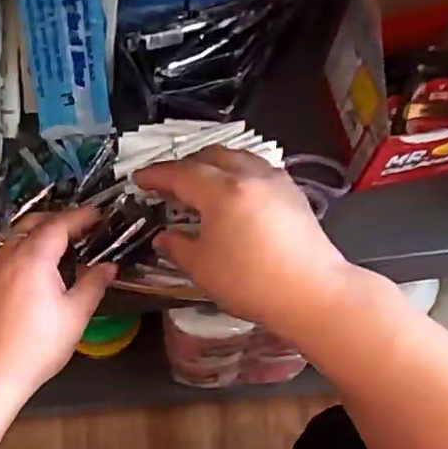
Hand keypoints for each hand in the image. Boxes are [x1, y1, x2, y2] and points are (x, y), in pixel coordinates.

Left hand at [0, 207, 114, 400]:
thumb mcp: (75, 315)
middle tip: (81, 228)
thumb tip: (109, 266)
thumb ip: (93, 285)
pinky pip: (2, 252)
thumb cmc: (39, 345)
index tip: (100, 216)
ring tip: (57, 243)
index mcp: (34, 257)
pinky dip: (18, 247)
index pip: (60, 224)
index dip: (81, 217)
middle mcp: (9, 254)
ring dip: (36, 231)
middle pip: (34, 223)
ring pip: (14, 235)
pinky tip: (28, 263)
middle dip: (58, 220)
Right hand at [137, 147, 380, 336]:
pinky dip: (234, 174)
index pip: (181, 174)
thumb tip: (164, 236)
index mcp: (222, 191)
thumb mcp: (202, 268)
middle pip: (210, 156)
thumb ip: (177, 247)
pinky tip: (229, 194)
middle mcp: (250, 175)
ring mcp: (275, 180)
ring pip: (236, 158)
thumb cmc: (248, 282)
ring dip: (211, 166)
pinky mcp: (291, 193)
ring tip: (197, 185)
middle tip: (166, 183)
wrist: (309, 292)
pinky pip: (255, 169)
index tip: (138, 179)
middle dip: (184, 165)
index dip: (156, 175)